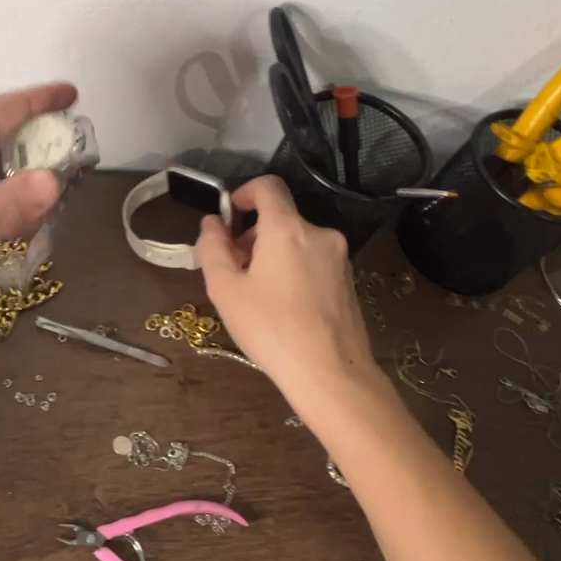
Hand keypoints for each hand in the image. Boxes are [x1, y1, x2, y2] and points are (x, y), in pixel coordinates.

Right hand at [194, 176, 386, 396]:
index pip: (268, 186)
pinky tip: (282, 307)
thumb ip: (212, 248)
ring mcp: (339, 258)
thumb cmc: (271, 329)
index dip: (244, 193)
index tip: (229, 218)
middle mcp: (319, 234)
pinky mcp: (349, 281)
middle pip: (280, 218)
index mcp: (287, 229)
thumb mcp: (225, 289)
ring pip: (296, 241)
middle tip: (233, 270)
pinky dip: (293, 270)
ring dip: (272, 254)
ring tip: (256, 293)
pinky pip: (312, 261)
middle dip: (252, 235)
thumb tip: (212, 223)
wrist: (330, 374)